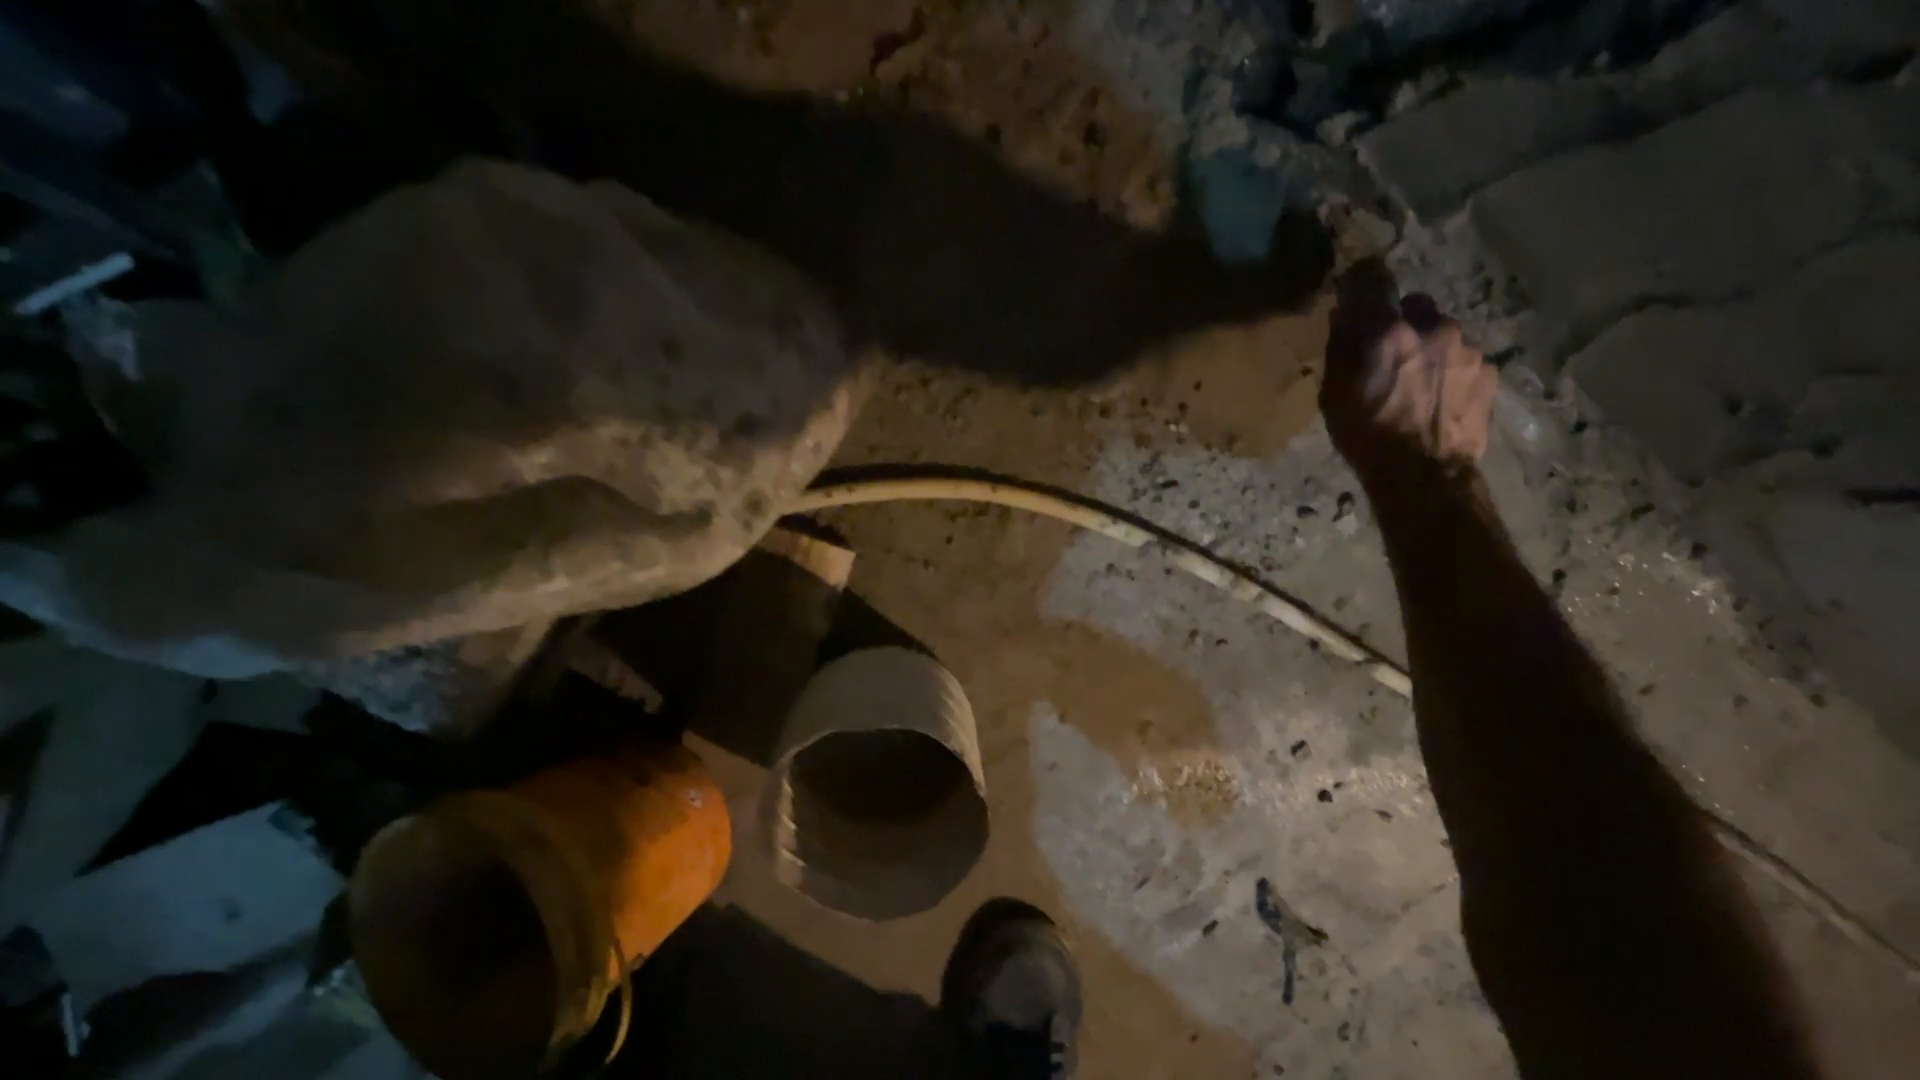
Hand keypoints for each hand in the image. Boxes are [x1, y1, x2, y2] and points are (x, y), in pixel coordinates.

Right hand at [1320, 259, 1495, 484]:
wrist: (1424, 476)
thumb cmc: (1366, 436)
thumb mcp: (1333, 395)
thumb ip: (1340, 349)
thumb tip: (1344, 316)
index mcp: (1385, 330)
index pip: (1367, 283)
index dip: (1357, 287)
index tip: (1351, 295)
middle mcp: (1431, 326)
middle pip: (1413, 305)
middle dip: (1401, 321)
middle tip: (1390, 353)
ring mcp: (1466, 348)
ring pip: (1443, 332)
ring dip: (1430, 347)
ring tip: (1419, 382)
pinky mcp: (1488, 371)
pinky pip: (1465, 359)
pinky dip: (1451, 371)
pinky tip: (1440, 399)